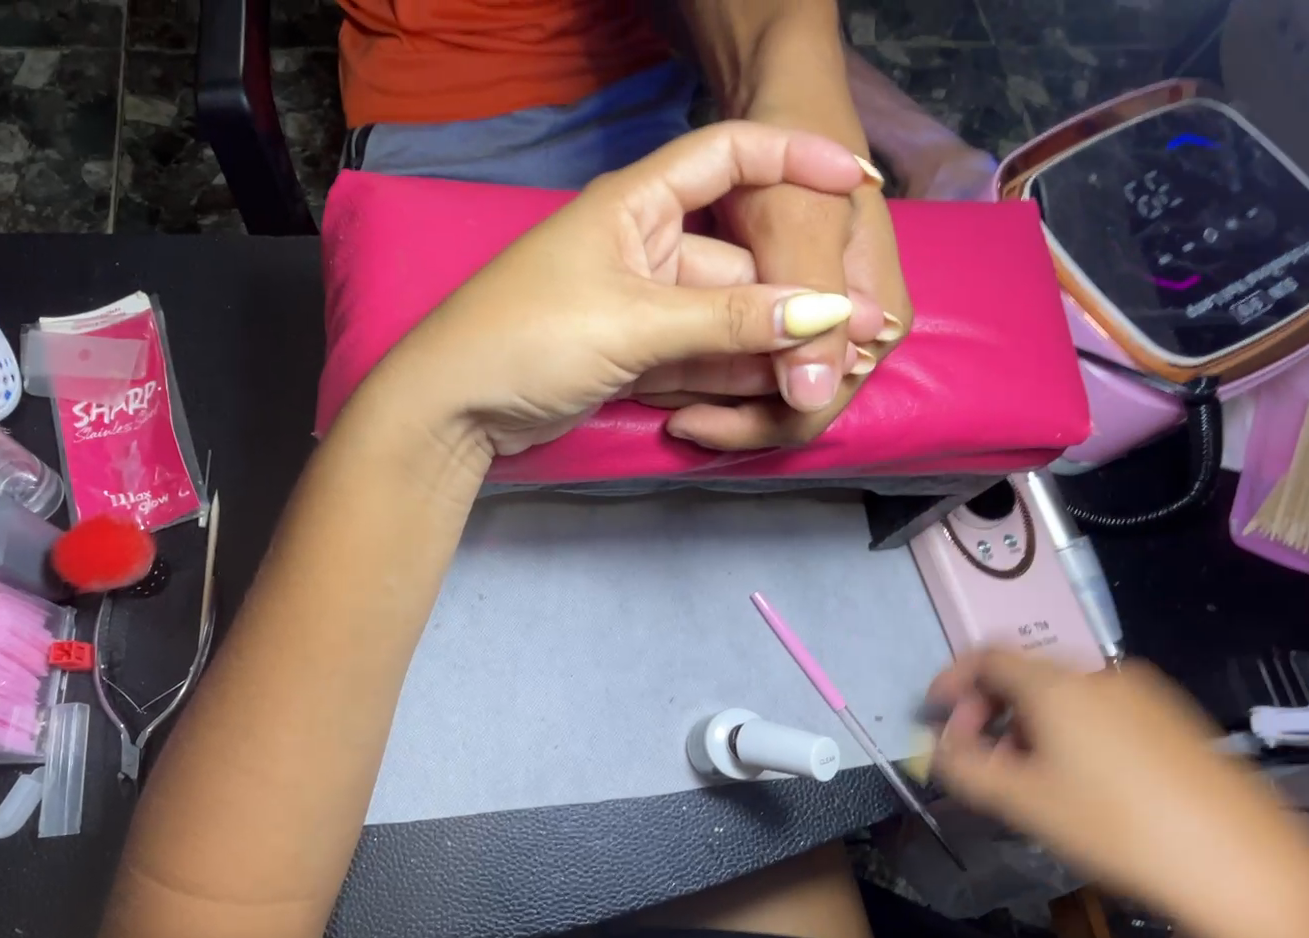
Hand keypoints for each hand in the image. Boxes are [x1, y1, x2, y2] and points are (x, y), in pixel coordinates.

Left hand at [366, 122, 867, 457]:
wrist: (454, 410)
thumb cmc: (529, 338)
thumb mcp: (634, 323)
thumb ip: (730, 319)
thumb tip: (824, 316)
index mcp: (636, 204)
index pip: (727, 156)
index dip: (792, 159)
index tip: (854, 183)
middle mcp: (644, 245)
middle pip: (738, 262)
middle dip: (790, 303)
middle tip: (854, 345)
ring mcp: (640, 304)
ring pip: (722, 318)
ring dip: (765, 349)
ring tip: (824, 380)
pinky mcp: (632, 354)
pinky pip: (695, 356)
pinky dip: (726, 375)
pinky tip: (771, 396)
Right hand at [925, 651, 1308, 930]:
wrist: (1252, 871)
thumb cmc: (1118, 829)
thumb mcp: (1023, 802)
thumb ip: (964, 769)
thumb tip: (939, 748)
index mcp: (1057, 684)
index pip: (986, 657)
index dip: (952, 681)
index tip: (936, 717)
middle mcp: (1100, 675)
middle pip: (1024, 675)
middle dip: (989, 710)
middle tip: (980, 758)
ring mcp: (1147, 697)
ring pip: (1064, 695)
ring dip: (1029, 724)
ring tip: (1030, 777)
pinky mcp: (1178, 723)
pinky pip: (1102, 711)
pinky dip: (1071, 732)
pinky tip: (1083, 782)